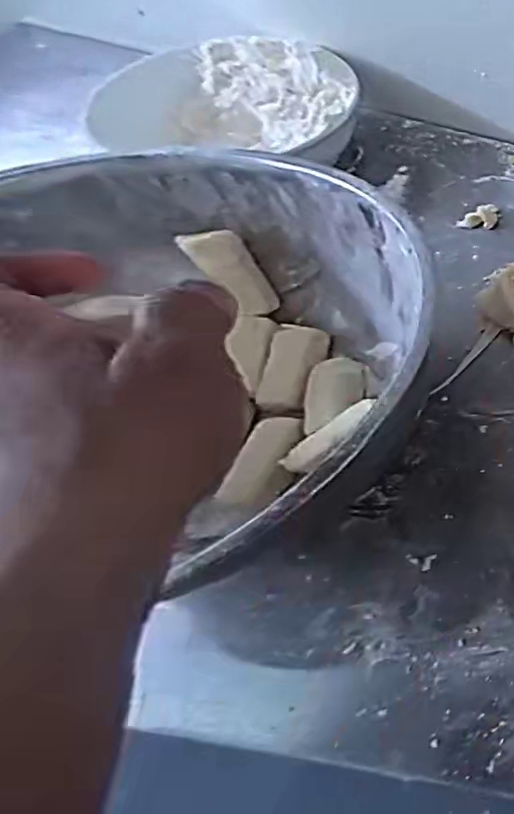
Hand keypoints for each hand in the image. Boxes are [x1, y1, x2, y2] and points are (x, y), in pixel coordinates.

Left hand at [0, 252, 247, 577]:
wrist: (73, 545)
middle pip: (13, 334)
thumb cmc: (131, 439)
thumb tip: (195, 295)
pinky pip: (34, 426)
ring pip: (28, 383)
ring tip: (150, 395)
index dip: (37, 268)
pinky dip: (76, 420)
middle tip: (138, 341)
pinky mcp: (6, 468)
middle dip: (70, 328)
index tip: (97, 278)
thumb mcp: (186, 361)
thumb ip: (190, 313)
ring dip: (80, 377)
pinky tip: (128, 440)